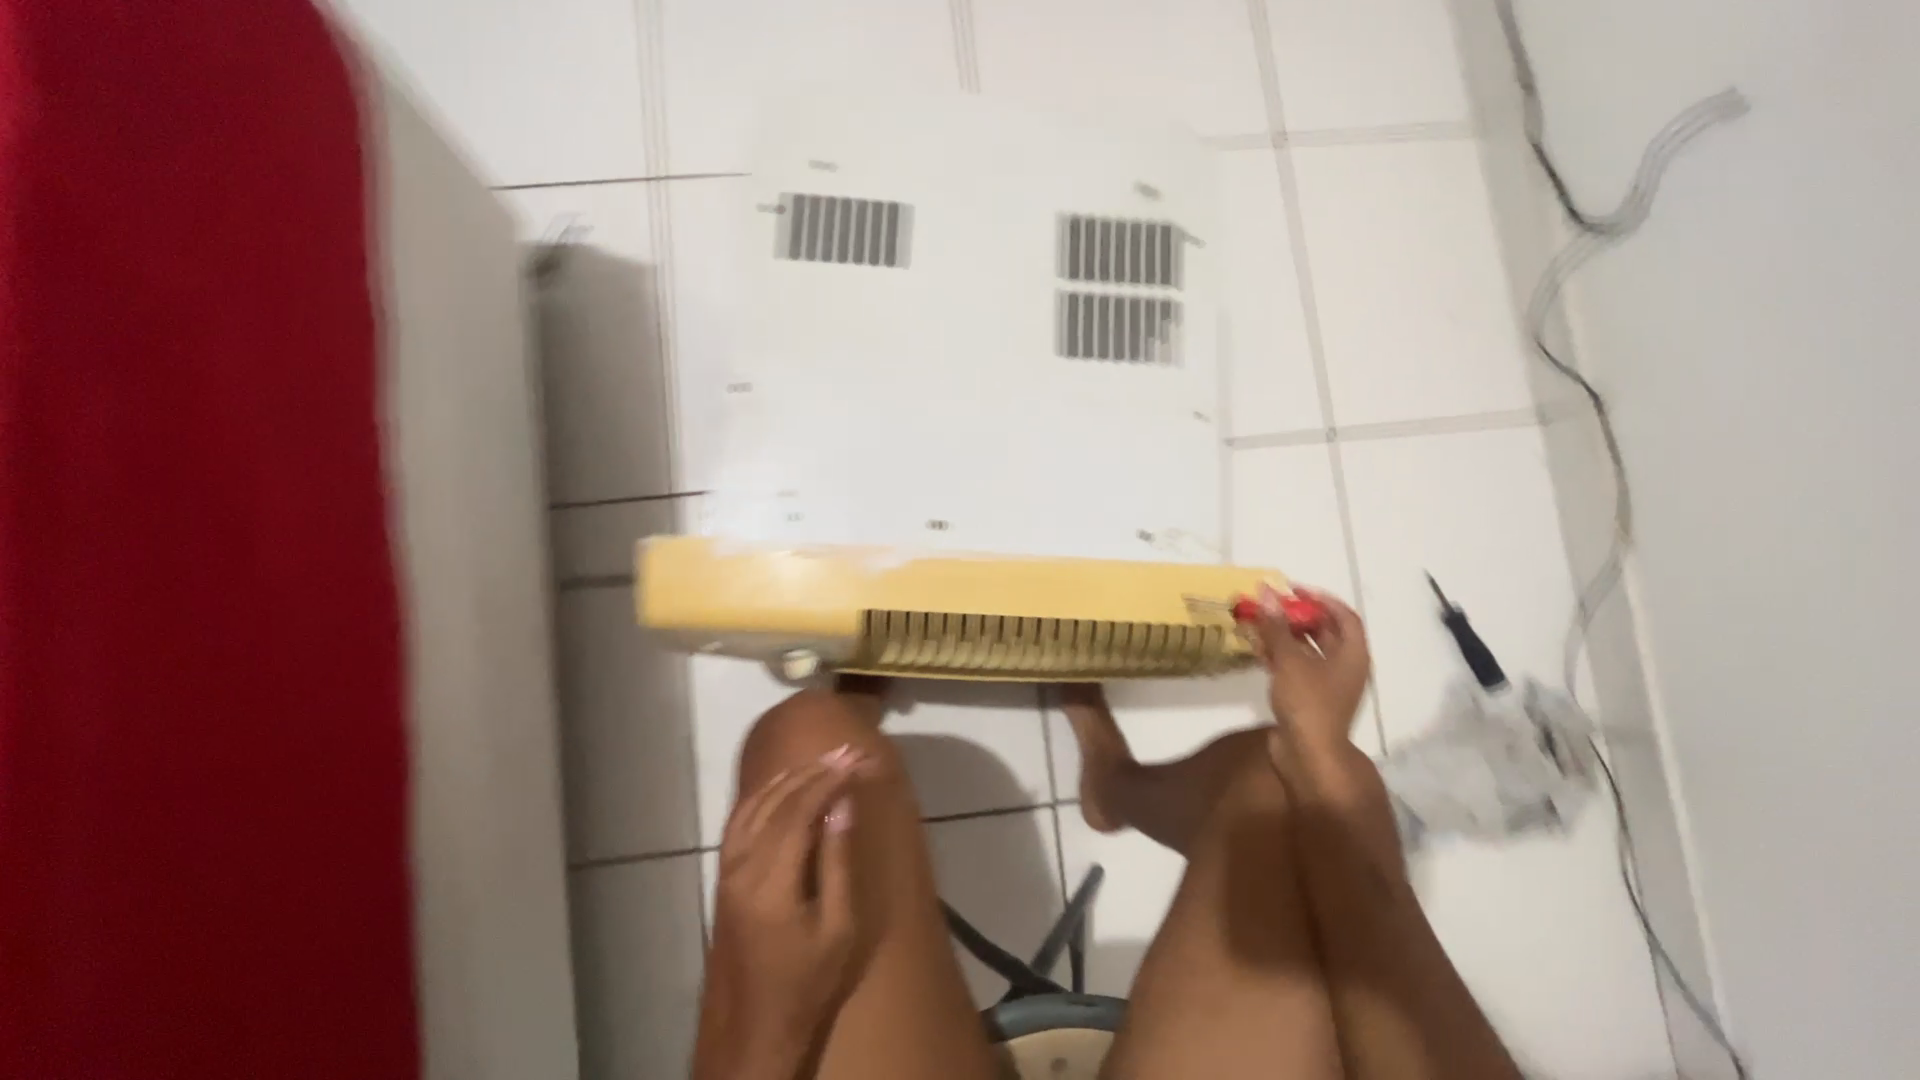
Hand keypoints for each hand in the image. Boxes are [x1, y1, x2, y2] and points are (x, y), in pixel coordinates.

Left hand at [702, 748, 867, 1069]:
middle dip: (814, 772)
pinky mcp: (725, 877)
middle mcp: (742, 867)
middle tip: (847, 751)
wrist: (756, 1026)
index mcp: (771, 882)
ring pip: (754, 807)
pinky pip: (740, 822)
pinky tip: (783, 786)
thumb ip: (837, 862)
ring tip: (822, 760)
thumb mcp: (838, 927)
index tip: (858, 759)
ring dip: (788, 778)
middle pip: (777, 802)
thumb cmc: (807, 981)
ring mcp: (728, 871)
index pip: (800, 811)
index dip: (829, 780)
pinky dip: (763, 796)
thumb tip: (843, 805)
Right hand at [1249, 585, 1369, 749]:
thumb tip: (1265, 592)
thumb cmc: (1308, 703)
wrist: (1309, 755)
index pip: (1344, 616)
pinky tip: (1256, 646)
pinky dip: (1278, 654)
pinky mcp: (1307, 698)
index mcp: (1353, 655)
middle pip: (1325, 631)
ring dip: (1284, 634)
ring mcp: (1326, 684)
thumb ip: (1276, 625)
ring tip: (1258, 621)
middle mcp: (1344, 667)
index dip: (1321, 599)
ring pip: (1306, 650)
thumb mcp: (1290, 659)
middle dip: (1298, 615)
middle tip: (1271, 604)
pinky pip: (1294, 667)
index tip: (1293, 590)